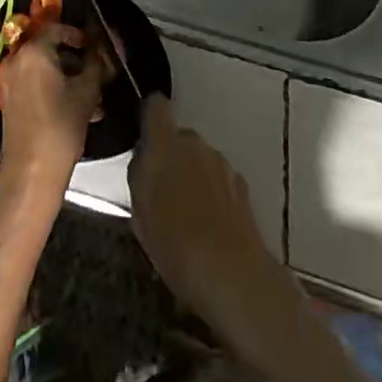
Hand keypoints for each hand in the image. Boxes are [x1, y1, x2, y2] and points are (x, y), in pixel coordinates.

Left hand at [0, 22, 105, 183]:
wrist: (32, 170)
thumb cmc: (61, 126)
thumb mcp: (87, 91)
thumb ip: (96, 63)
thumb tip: (103, 46)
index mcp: (32, 52)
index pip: (54, 28)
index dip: (76, 33)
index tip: (93, 45)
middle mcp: (15, 60)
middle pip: (46, 47)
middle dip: (72, 56)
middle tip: (94, 69)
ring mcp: (9, 81)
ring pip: (41, 67)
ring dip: (65, 74)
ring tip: (91, 93)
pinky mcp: (9, 99)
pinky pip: (33, 82)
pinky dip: (52, 86)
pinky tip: (75, 106)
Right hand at [129, 96, 282, 337]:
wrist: (232, 274)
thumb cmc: (173, 243)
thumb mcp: (139, 210)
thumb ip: (140, 174)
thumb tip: (145, 158)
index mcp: (165, 144)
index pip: (156, 106)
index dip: (149, 116)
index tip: (144, 136)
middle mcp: (196, 145)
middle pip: (179, 137)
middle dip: (169, 156)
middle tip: (159, 191)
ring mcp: (223, 164)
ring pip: (199, 159)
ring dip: (191, 174)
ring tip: (184, 214)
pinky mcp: (242, 186)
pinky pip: (217, 179)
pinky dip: (211, 192)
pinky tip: (207, 224)